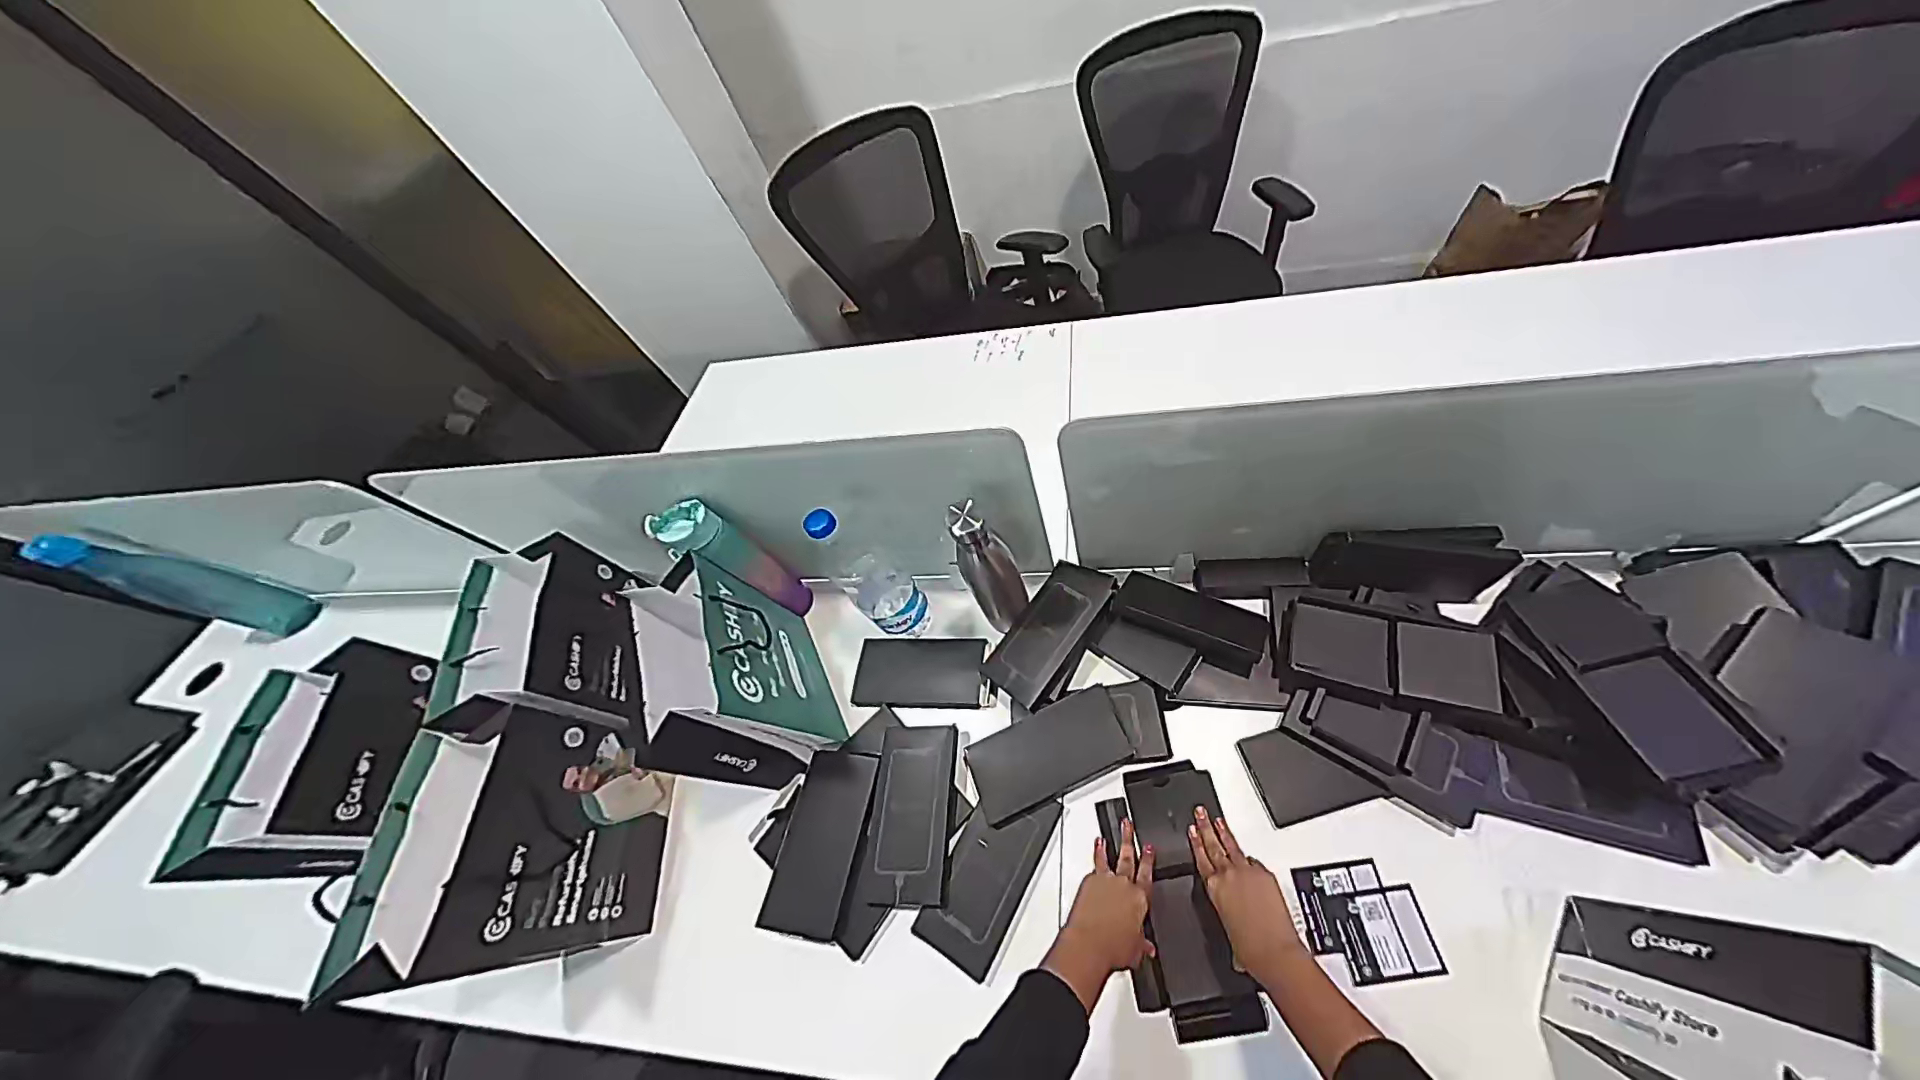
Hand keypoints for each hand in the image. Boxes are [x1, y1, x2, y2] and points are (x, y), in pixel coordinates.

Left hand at [1042, 820, 1155, 1011]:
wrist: (1090, 944)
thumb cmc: (1113, 949)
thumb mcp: (1135, 951)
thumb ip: (1142, 944)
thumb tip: (1147, 949)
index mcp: (1140, 900)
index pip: (1148, 875)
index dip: (1149, 861)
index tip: (1150, 848)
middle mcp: (1124, 885)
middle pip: (1130, 858)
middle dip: (1130, 840)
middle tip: (1130, 826)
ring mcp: (1106, 880)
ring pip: (1111, 856)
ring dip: (1112, 842)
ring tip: (1110, 830)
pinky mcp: (1090, 881)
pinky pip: (1095, 863)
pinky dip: (1096, 854)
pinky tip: (1096, 848)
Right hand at [1188, 806, 1300, 977]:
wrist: (1274, 952)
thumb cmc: (1250, 949)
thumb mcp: (1227, 928)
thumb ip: (1227, 913)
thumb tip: (1234, 919)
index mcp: (1213, 888)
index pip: (1201, 858)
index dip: (1195, 843)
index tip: (1192, 831)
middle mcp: (1227, 876)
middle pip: (1213, 845)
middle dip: (1205, 827)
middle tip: (1200, 813)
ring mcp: (1247, 872)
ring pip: (1231, 845)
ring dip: (1223, 831)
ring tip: (1217, 819)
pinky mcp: (1266, 875)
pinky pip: (1254, 861)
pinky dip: (1249, 856)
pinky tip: (1246, 853)